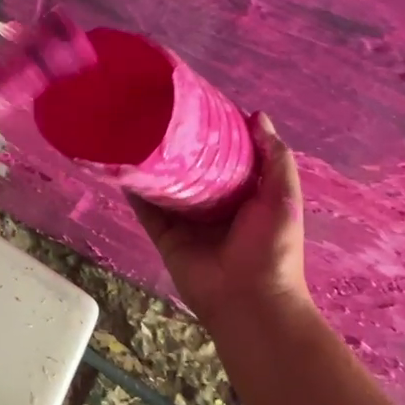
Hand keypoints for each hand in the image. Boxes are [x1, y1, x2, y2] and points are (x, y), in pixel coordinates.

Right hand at [131, 112, 307, 321]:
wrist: (249, 300)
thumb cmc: (272, 248)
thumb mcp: (283, 197)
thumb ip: (274, 158)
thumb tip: (257, 115)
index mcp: (243, 197)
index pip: (224, 157)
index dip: (212, 133)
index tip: (194, 104)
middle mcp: (212, 206)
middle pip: (189, 169)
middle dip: (176, 146)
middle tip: (155, 112)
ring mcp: (185, 221)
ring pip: (163, 185)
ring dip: (150, 164)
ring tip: (131, 130)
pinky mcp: (163, 235)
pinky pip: (144, 207)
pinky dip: (133, 188)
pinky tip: (120, 163)